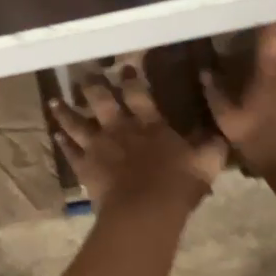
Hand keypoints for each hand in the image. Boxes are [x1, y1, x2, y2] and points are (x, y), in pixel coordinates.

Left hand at [52, 67, 228, 209]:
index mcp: (149, 124)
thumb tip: (220, 132)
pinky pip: (70, 151)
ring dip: (65, 110)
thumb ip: (212, 145)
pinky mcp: (85, 166)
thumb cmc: (178, 184)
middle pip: (100, 100)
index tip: (124, 65)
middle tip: (85, 74)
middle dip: (92, 85)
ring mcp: (98, 146)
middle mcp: (120, 128)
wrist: (146, 209)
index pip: (137, 93)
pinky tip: (55, 135)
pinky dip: (62, 143)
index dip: (130, 78)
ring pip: (76, 123)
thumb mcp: (206, 162)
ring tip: (55, 100)